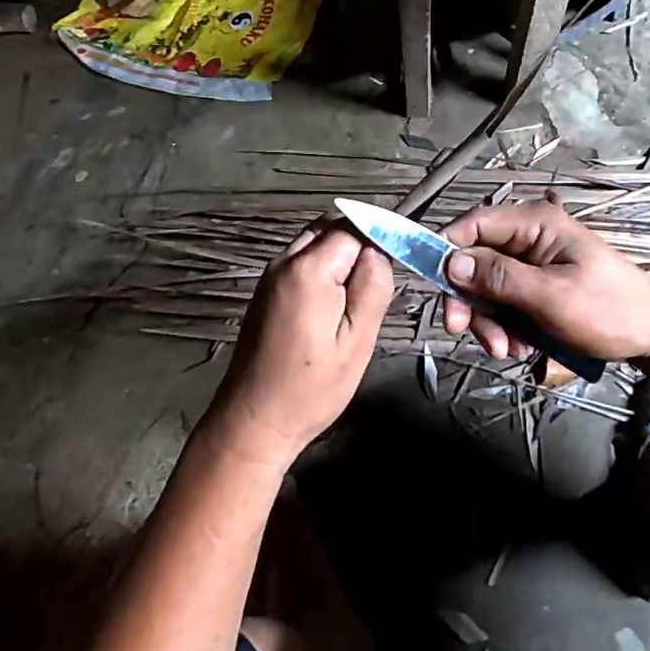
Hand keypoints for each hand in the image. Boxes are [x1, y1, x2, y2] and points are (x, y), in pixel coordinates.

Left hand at [203, 226, 392, 468]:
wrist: (253, 422)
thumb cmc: (309, 390)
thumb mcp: (357, 342)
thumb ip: (373, 287)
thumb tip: (380, 250)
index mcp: (308, 271)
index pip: (355, 228)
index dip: (379, 240)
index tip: (396, 265)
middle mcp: (285, 262)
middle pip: (333, 228)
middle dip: (360, 244)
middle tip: (375, 286)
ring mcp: (271, 274)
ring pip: (318, 241)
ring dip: (341, 257)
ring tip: (355, 300)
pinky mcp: (267, 289)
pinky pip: (303, 259)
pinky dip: (324, 268)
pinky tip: (332, 306)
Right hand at [439, 201, 649, 363]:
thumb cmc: (609, 309)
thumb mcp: (552, 296)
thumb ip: (500, 278)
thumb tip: (451, 261)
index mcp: (534, 223)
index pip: (473, 223)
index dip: (446, 249)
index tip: (434, 286)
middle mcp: (528, 237)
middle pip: (474, 259)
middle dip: (469, 298)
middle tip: (463, 331)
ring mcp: (532, 263)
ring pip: (486, 286)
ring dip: (488, 320)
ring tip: (506, 349)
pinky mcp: (536, 287)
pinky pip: (504, 303)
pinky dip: (504, 326)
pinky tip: (520, 347)